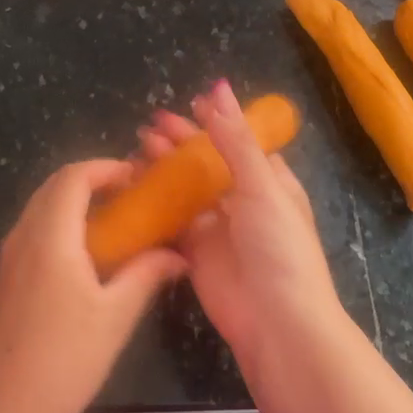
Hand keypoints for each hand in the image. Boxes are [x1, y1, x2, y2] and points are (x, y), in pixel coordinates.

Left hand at [0, 160, 185, 412]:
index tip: (140, 177)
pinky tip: (91, 256)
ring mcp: (10, 258)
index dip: (107, 167)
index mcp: (50, 236)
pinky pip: (36, 231)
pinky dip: (64, 225)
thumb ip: (147, 274)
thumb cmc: (63, 361)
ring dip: (78, 202)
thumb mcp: (115, 317)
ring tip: (119, 222)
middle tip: (134, 195)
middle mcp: (23, 236)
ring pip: (42, 208)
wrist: (0, 412)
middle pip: (55, 186)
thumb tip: (178, 254)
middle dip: (94, 181)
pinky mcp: (7, 279)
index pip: (74, 177)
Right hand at [139, 81, 340, 358]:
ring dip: (166, 169)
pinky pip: (172, 221)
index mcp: (271, 182)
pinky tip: (133, 184)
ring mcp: (218, 229)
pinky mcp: (195, 253)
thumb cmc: (279, 247)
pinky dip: (155, 204)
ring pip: (187, 190)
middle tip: (151, 124)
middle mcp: (244, 202)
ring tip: (138, 146)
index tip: (191, 102)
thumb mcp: (261, 185)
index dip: (218, 123)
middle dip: (182, 143)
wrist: (277, 323)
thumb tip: (218, 89)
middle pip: (208, 164)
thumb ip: (235, 140)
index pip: (241, 143)